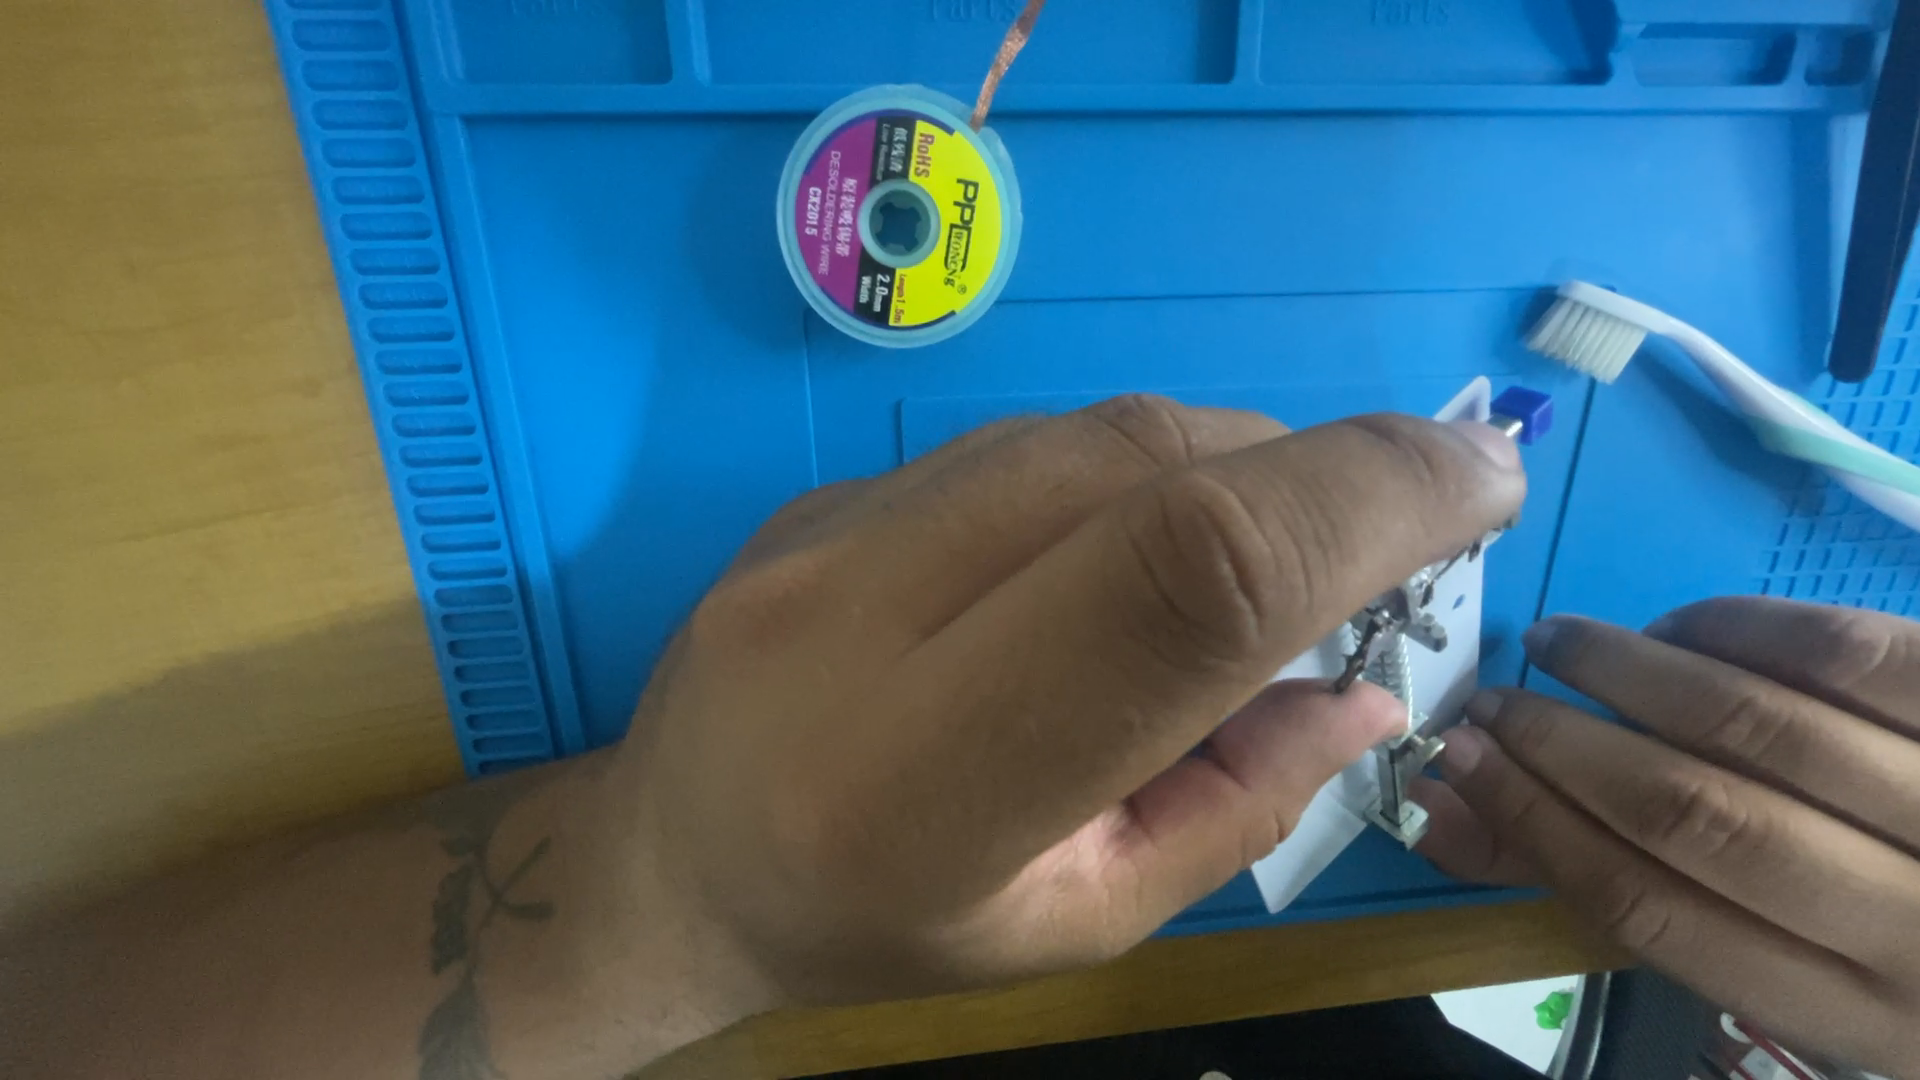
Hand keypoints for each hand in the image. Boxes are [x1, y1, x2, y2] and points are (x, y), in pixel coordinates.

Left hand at [595, 395, 1525, 1015]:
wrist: (671, 852)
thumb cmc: (875, 919)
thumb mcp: (1072, 920)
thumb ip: (1229, 803)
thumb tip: (1362, 683)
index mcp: (939, 771)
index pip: (1179, 578)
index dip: (1353, 504)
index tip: (1473, 487)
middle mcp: (869, 613)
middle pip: (1135, 463)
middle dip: (1303, 468)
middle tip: (1371, 522)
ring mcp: (829, 532)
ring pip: (1080, 433)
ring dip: (1212, 460)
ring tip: (1242, 538)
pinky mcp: (819, 494)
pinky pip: (1010, 444)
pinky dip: (1113, 466)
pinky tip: (1113, 532)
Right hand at [1417, 597, 1919, 1077]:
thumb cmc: (1864, 927)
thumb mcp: (1743, 940)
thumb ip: (1581, 877)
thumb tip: (1429, 803)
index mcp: (1854, 1007)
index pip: (1646, 905)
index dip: (1529, 815)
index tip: (1459, 752)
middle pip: (1693, 815)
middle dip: (1558, 741)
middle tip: (1494, 699)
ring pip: (1757, 726)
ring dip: (1623, 668)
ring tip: (1557, 642)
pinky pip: (1847, 654)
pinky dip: (1733, 625)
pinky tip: (1677, 626)